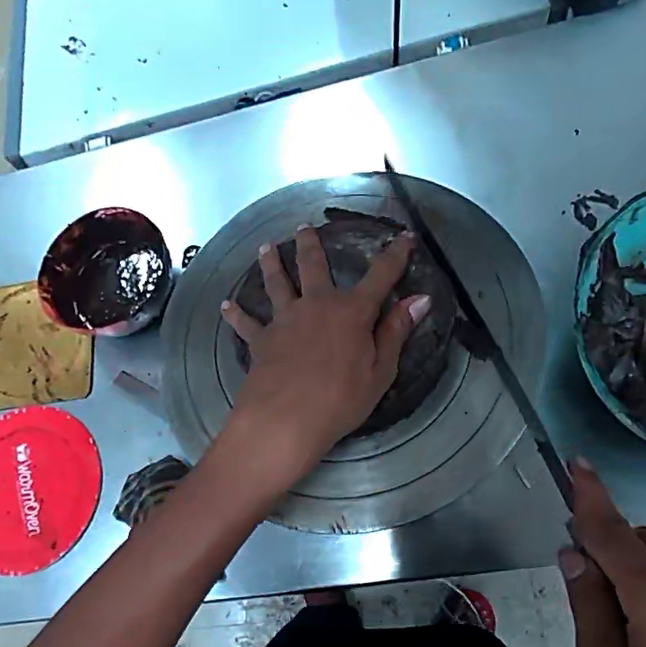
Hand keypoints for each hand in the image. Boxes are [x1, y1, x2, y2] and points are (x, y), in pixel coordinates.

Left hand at [218, 225, 428, 482]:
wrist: (286, 419)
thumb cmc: (341, 400)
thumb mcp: (381, 371)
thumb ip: (396, 333)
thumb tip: (419, 299)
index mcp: (352, 312)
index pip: (380, 276)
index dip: (395, 256)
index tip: (405, 238)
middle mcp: (316, 305)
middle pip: (314, 266)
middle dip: (311, 244)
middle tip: (304, 227)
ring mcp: (285, 320)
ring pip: (276, 284)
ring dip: (271, 263)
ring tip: (265, 247)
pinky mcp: (261, 340)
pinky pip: (246, 323)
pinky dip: (236, 314)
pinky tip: (226, 305)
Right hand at [559, 459, 645, 646]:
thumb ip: (588, 607)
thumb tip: (575, 556)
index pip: (614, 533)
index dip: (590, 497)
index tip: (576, 462)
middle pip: (640, 539)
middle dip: (605, 541)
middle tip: (576, 579)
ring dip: (628, 565)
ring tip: (608, 619)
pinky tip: (641, 634)